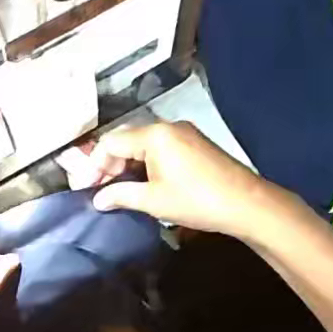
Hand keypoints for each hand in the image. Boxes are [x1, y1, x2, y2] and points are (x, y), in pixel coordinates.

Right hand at [83, 122, 307, 241]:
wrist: (248, 205)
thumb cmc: (197, 201)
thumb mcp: (153, 201)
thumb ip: (120, 195)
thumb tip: (98, 199)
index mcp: (154, 135)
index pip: (110, 143)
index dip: (92, 166)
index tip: (84, 188)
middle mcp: (167, 127)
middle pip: (124, 140)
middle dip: (107, 165)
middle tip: (96, 190)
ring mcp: (183, 133)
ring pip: (141, 144)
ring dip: (125, 165)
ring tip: (115, 189)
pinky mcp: (194, 144)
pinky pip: (158, 148)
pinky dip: (143, 163)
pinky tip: (139, 183)